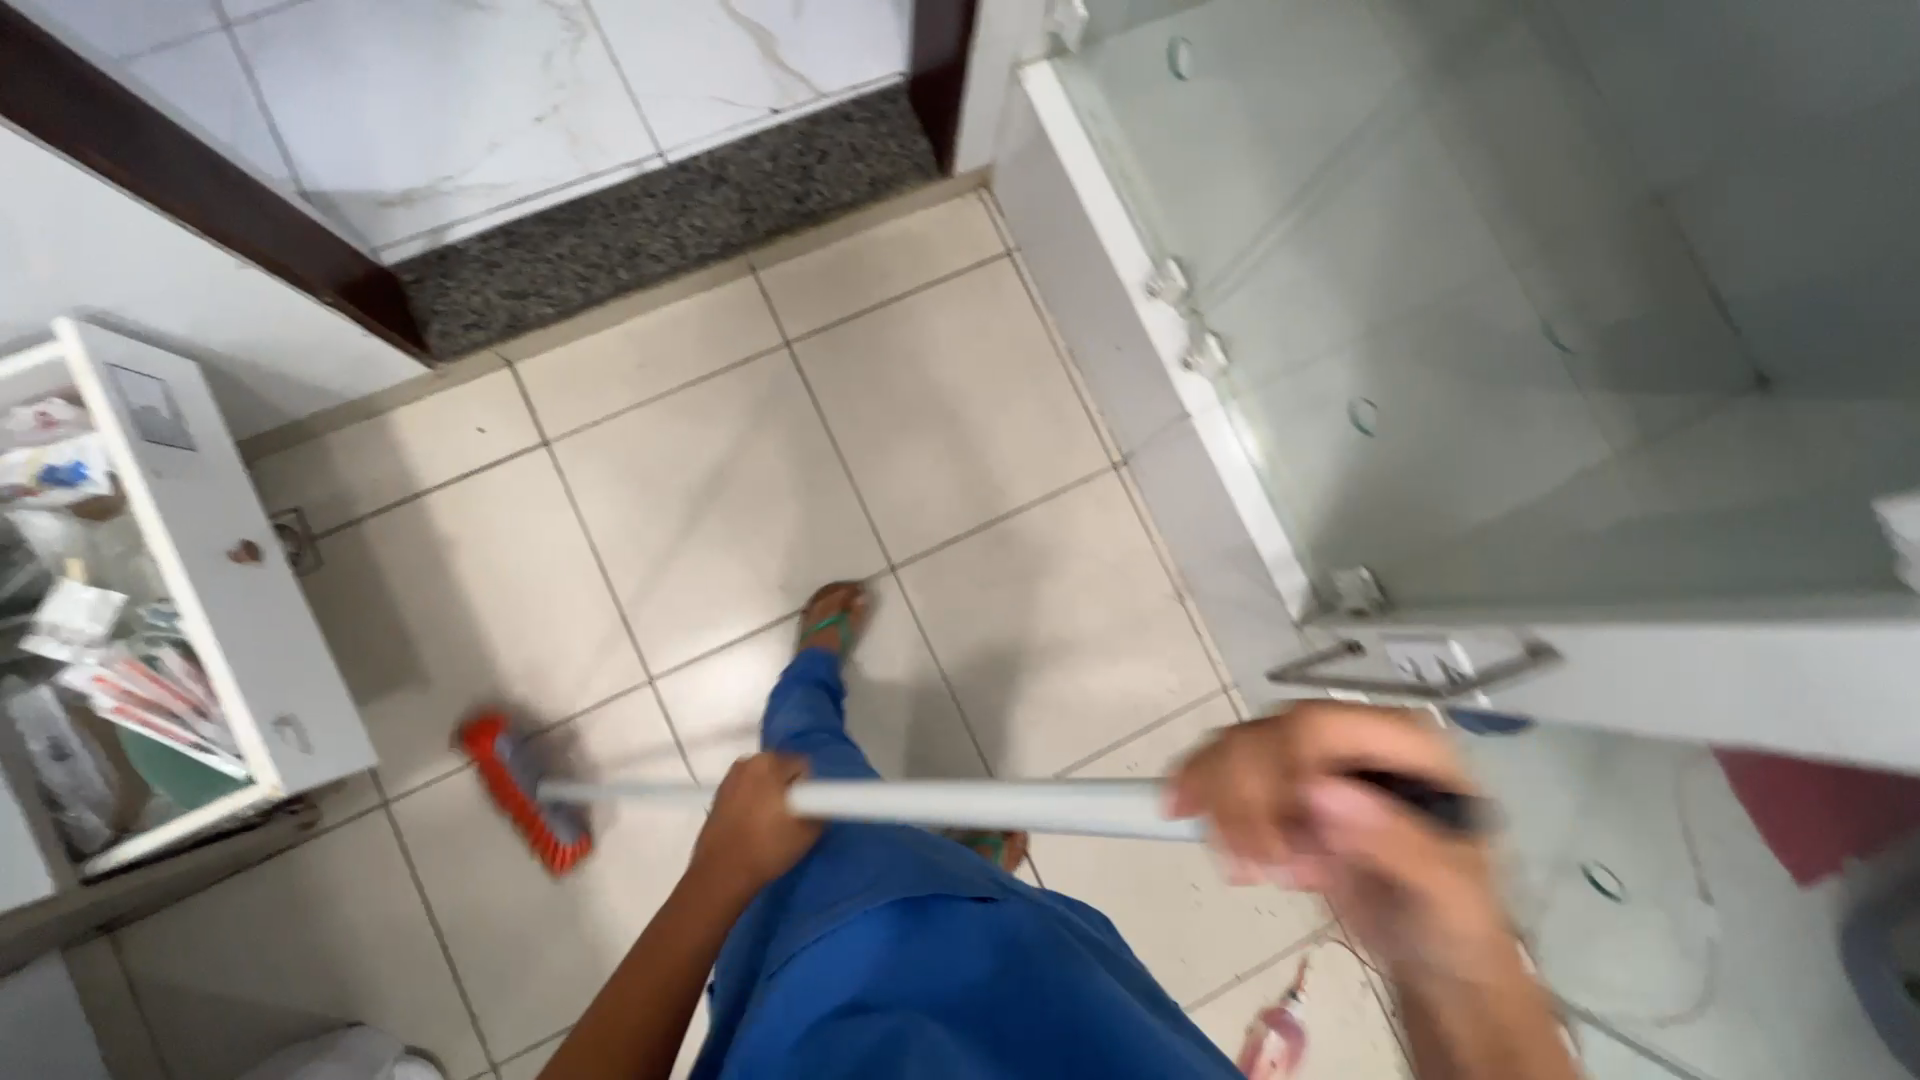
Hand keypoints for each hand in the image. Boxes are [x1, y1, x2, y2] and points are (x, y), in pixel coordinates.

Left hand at [689, 753, 822, 896]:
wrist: (721, 873)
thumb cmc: (768, 847)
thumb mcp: (809, 831)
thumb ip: (822, 808)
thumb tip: (819, 803)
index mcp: (770, 762)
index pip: (803, 766)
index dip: (808, 790)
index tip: (804, 812)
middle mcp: (747, 762)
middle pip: (781, 769)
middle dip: (788, 788)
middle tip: (789, 819)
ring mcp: (730, 778)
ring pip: (762, 781)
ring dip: (769, 794)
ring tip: (769, 824)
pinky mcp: (718, 795)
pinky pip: (746, 791)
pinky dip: (752, 801)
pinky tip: (752, 826)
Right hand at [1168, 702, 1512, 984]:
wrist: (1431, 954)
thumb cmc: (1451, 924)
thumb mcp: (1447, 895)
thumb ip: (1396, 842)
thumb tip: (1317, 793)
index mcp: (1403, 745)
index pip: (1318, 726)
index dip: (1281, 771)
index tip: (1281, 840)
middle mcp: (1351, 737)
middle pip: (1267, 735)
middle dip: (1244, 800)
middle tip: (1255, 866)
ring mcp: (1311, 757)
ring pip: (1235, 748)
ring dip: (1220, 806)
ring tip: (1244, 868)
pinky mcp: (1277, 781)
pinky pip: (1221, 766)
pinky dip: (1201, 796)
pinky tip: (1196, 825)